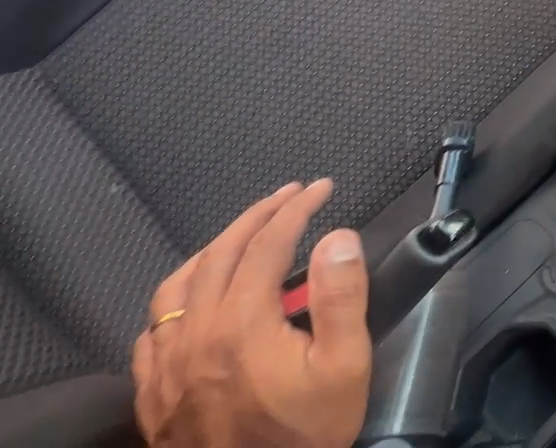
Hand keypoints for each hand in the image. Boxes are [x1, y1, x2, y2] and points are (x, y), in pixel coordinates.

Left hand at [132, 180, 372, 447]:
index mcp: (242, 325)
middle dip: (258, 215)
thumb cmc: (309, 426)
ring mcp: (167, 364)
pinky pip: (153, 327)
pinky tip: (201, 295)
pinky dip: (180, 293)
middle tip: (292, 194)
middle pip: (219, 256)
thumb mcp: (346, 362)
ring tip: (247, 232)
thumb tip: (337, 235)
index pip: (267, 245)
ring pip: (176, 286)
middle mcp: (195, 336)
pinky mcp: (154, 389)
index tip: (324, 188)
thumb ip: (342, 296)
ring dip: (215, 247)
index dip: (297, 209)